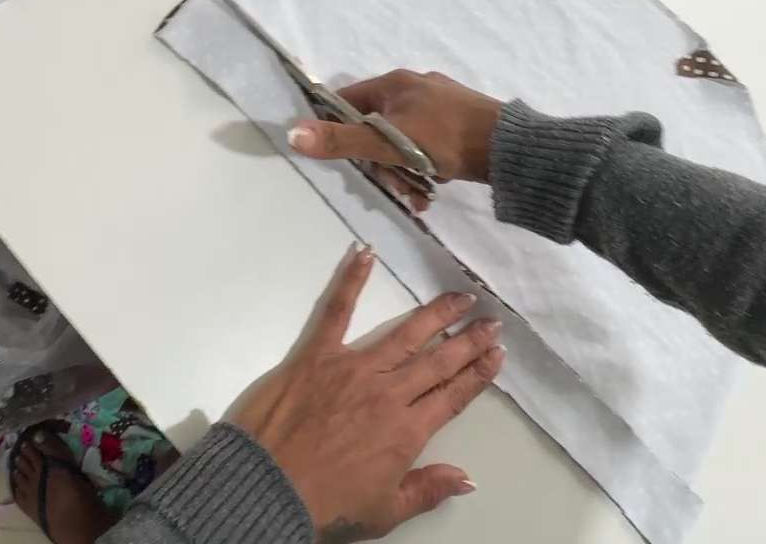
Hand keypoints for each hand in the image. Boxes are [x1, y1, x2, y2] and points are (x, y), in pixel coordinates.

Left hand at [230, 246, 504, 542]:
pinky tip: (366, 254)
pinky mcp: (318, 352)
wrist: (267, 488)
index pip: (452, 397)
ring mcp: (353, 366)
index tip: (498, 353)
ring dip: (434, 313)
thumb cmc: (325, 505)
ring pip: (404, 334)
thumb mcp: (384, 511)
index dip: (478, 374)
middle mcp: (387, 393)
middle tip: (491, 319)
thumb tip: (468, 478)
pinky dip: (352, 279)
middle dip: (468, 339)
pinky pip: (338, 310)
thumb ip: (428, 490)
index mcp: (405, 432)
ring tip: (459, 295)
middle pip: (437, 361)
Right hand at [288, 70, 505, 185]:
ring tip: (419, 196)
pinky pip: (428, 145)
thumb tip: (292, 133)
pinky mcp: (460, 121)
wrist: (511, 150)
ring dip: (404, 172)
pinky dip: (426, 168)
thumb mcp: (388, 143)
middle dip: (381, 162)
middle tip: (395, 187)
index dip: (340, 130)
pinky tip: (434, 190)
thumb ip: (341, 140)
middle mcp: (414, 86)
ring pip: (403, 140)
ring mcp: (440, 103)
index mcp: (394, 83)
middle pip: (376, 126)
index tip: (350, 160)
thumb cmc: (446, 139)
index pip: (348, 101)